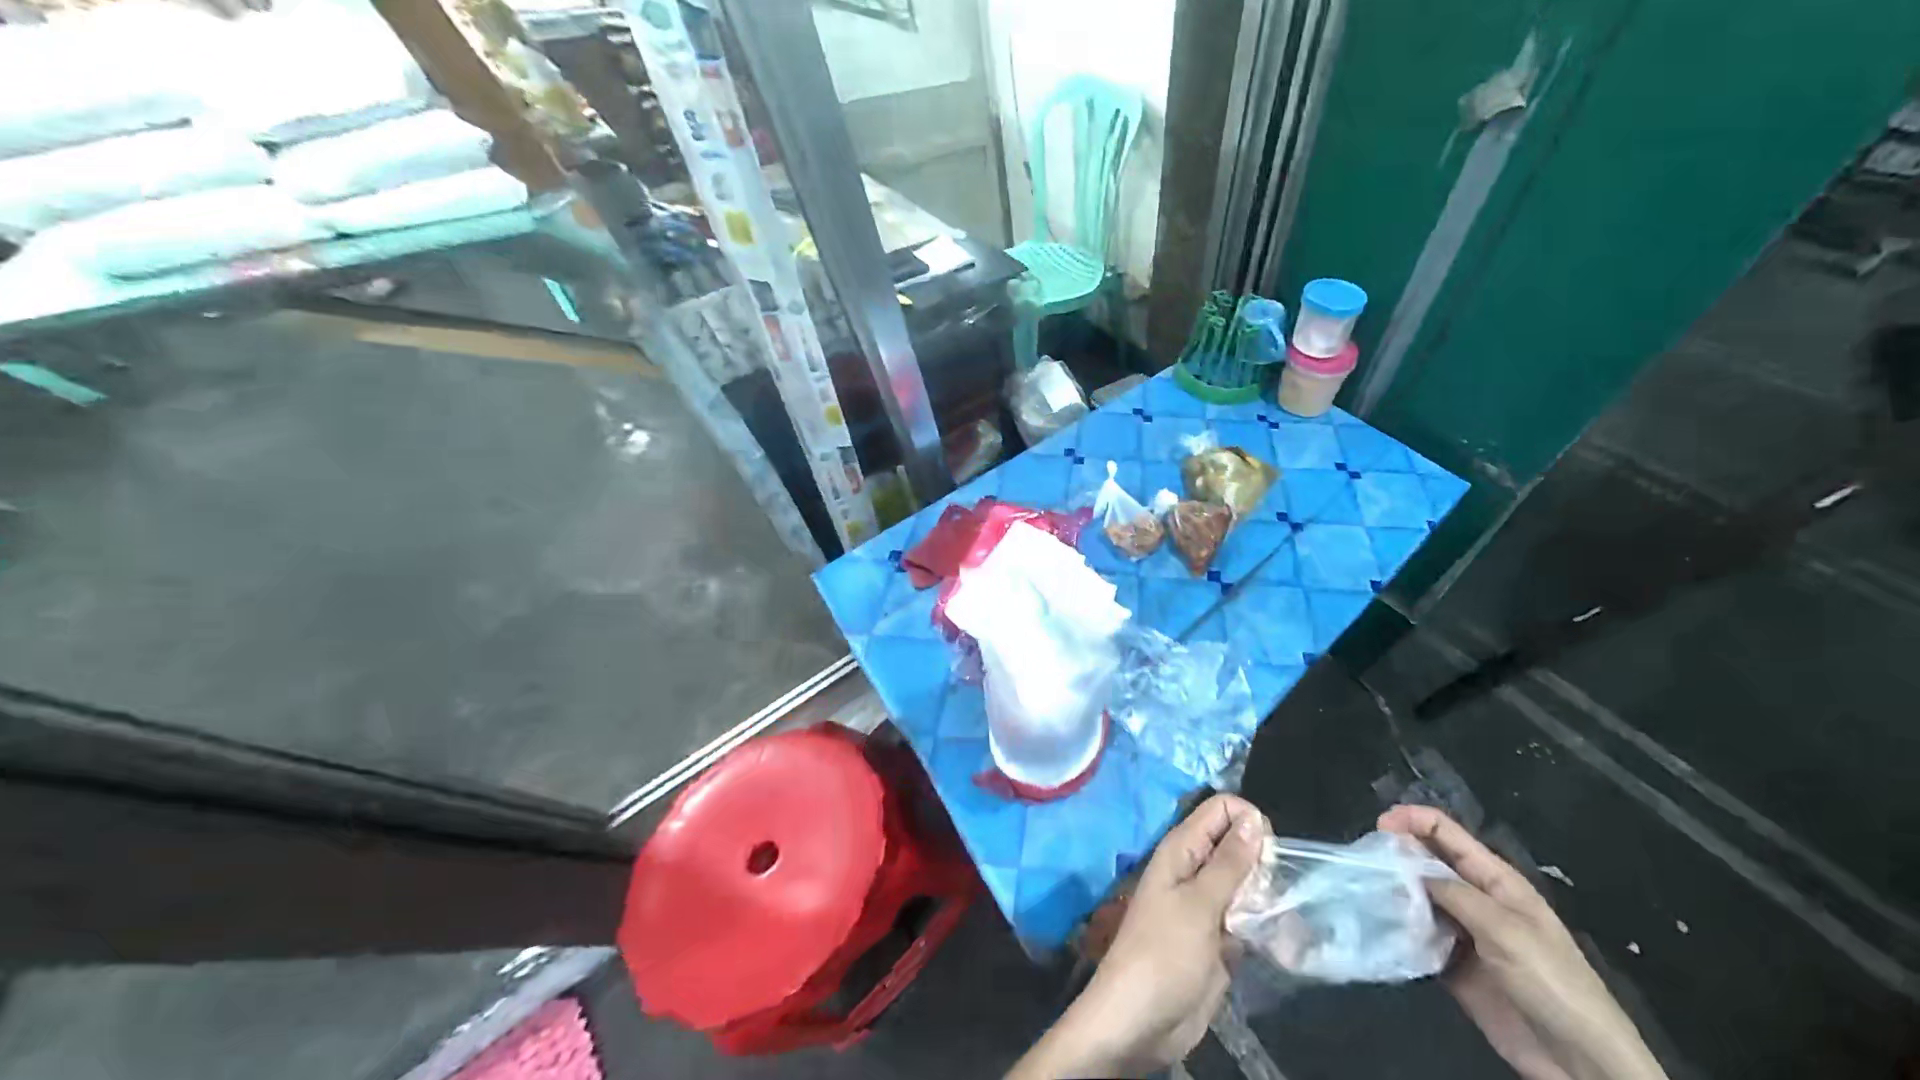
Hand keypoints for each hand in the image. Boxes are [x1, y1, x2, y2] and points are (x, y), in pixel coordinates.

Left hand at [1008, 794, 1268, 1078]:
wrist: (1141, 1020)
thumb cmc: (1164, 953)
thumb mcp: (1199, 904)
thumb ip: (1228, 863)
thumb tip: (1254, 818)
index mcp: (1181, 851)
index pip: (1220, 809)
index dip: (1247, 821)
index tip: (1267, 852)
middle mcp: (1195, 871)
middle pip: (1239, 845)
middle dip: (1265, 863)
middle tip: (1275, 893)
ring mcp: (1208, 906)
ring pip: (1250, 885)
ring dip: (1272, 900)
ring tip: (1286, 926)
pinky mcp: (1220, 939)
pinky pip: (1251, 921)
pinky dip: (1269, 930)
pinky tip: (1287, 948)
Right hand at [1378, 804, 1667, 1079]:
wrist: (1579, 1061)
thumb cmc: (1553, 983)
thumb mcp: (1505, 930)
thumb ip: (1452, 892)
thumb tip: (1403, 865)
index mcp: (1495, 880)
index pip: (1447, 833)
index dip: (1412, 820)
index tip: (1378, 827)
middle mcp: (1474, 898)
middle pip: (1425, 860)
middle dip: (1394, 854)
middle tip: (1364, 862)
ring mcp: (1460, 930)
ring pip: (1414, 895)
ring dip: (1390, 891)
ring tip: (1363, 891)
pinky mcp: (1448, 961)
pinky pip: (1414, 933)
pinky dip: (1395, 926)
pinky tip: (1376, 924)